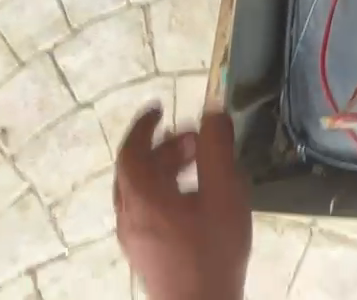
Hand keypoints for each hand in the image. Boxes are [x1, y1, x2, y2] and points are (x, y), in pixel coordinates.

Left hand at [116, 108, 251, 299]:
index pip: (131, 154)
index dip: (143, 127)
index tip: (160, 107)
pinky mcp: (145, 248)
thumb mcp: (225, 191)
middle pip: (135, 171)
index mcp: (145, 199)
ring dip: (166, 166)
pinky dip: (166, 186)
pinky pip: (146, 205)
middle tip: (197, 137)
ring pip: (140, 189)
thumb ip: (217, 150)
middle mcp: (130, 216)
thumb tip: (212, 114)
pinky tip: (197, 192)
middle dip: (163, 145)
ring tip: (202, 161)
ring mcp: (135, 236)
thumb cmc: (213, 248)